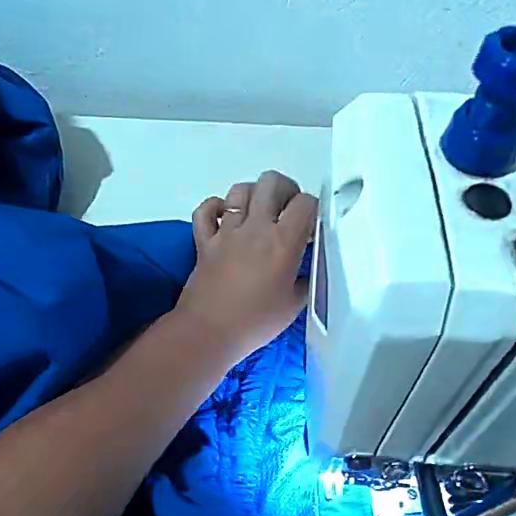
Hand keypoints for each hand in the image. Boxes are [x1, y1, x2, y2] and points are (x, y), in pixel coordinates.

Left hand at [171, 171, 317, 365]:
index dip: (312, 209)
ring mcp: (226, 232)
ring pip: (240, 191)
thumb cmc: (255, 322)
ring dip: (253, 195)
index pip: (305, 203)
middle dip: (285, 190)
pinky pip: (205, 210)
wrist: (209, 332)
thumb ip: (304, 281)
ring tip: (258, 213)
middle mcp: (255, 228)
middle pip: (271, 183)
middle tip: (287, 210)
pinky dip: (214, 207)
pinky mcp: (203, 241)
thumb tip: (305, 271)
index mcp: (283, 242)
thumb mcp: (294, 305)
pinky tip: (224, 217)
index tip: (310, 226)